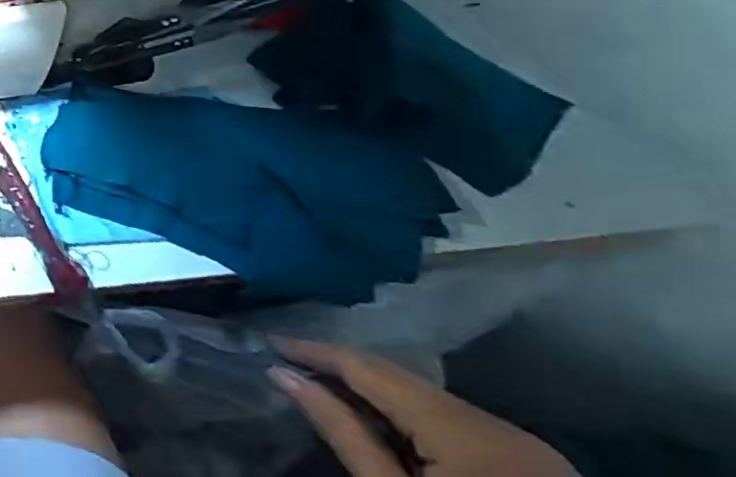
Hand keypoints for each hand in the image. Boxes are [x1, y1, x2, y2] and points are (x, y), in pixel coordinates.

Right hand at [269, 337, 575, 476]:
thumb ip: (343, 434)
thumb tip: (284, 375)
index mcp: (468, 432)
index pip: (371, 367)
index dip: (315, 350)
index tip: (268, 341)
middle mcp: (503, 426)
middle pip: (402, 379)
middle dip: (343, 370)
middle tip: (290, 364)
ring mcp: (529, 448)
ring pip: (428, 398)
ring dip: (376, 393)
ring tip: (326, 390)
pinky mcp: (537, 466)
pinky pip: (456, 423)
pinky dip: (412, 418)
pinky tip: (383, 426)